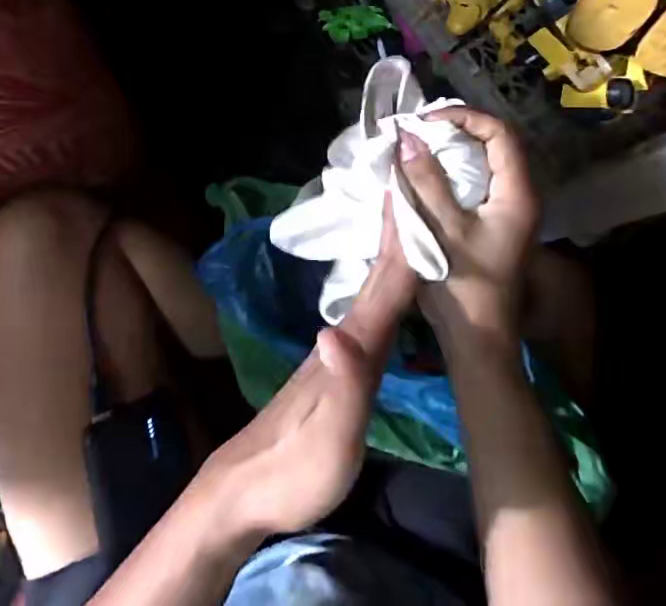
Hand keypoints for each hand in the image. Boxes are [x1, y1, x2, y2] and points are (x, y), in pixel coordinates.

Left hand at [191, 213, 418, 537]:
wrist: (246, 490)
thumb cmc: (294, 468)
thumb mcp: (329, 439)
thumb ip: (342, 386)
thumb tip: (337, 328)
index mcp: (356, 341)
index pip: (390, 279)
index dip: (407, 232)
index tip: (418, 182)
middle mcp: (350, 331)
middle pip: (383, 268)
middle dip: (402, 221)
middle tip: (419, 175)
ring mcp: (342, 342)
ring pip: (378, 281)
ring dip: (396, 243)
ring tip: (416, 211)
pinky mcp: (339, 357)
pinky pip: (376, 302)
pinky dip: (390, 276)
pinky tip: (395, 276)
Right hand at [395, 107, 538, 341]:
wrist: (478, 340)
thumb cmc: (463, 286)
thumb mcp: (442, 229)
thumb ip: (426, 181)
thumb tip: (408, 137)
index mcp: (517, 194)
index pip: (500, 133)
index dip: (464, 117)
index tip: (427, 121)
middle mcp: (520, 196)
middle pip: (496, 143)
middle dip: (458, 128)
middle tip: (420, 128)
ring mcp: (510, 210)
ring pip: (487, 161)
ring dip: (455, 148)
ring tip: (420, 143)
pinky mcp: (496, 222)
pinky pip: (479, 180)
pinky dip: (454, 168)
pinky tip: (428, 173)